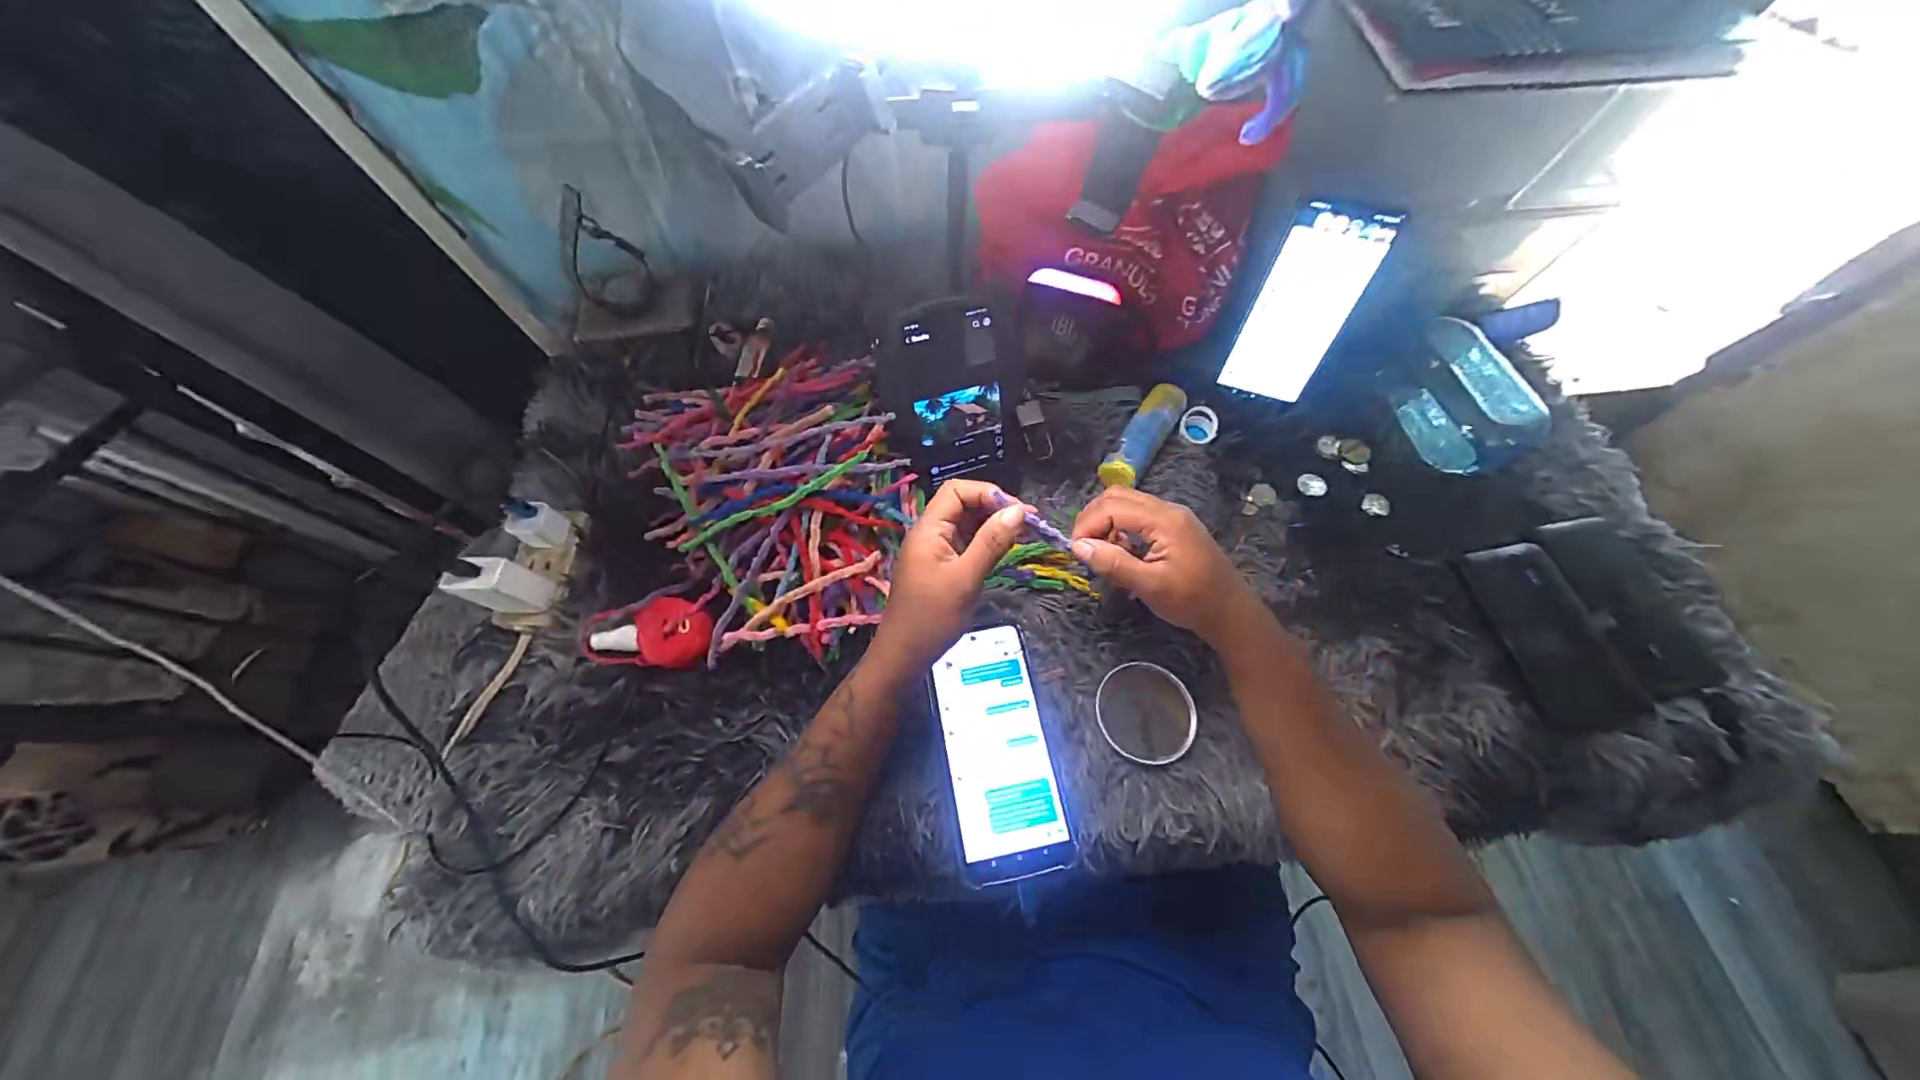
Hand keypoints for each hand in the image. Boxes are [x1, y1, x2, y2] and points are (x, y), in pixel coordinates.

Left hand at [871, 479, 1030, 669]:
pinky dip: (987, 542)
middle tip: (1029, 524)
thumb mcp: (966, 578)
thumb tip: (1019, 511)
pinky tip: (1008, 549)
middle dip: (996, 508)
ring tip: (1026, 534)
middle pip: (964, 504)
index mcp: (928, 529)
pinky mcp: (943, 566)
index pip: (957, 491)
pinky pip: (967, 543)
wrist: (904, 654)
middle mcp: (930, 533)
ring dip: (995, 525)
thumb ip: (992, 542)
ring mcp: (936, 550)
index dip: (988, 493)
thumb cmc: (932, 617)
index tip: (1017, 511)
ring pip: (968, 524)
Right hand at [1070, 487, 1263, 645]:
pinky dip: (1120, 526)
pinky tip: (1120, 551)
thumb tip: (1078, 546)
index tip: (1076, 551)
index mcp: (1165, 520)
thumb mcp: (1150, 586)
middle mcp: (1168, 510)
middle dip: (1093, 518)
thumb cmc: (1192, 601)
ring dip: (1105, 522)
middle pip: (1118, 496)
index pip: (1113, 507)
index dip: (1088, 525)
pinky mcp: (1173, 526)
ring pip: (1126, 503)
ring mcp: (1172, 516)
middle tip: (1083, 548)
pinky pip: (1137, 514)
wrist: (1230, 612)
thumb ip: (1114, 563)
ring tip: (1100, 552)